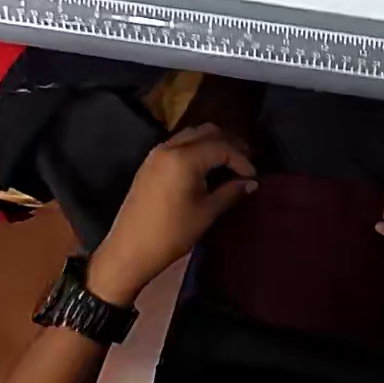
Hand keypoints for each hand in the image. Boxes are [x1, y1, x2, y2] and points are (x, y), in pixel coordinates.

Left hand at [88, 124, 256, 306]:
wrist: (129, 250)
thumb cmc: (172, 233)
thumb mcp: (207, 212)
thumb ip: (231, 192)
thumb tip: (252, 183)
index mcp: (184, 158)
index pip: (221, 147)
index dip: (242, 159)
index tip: (254, 176)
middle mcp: (169, 147)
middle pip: (207, 131)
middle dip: (229, 143)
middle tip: (245, 162)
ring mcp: (156, 153)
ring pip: (191, 134)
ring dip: (212, 143)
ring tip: (229, 162)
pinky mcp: (149, 163)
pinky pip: (179, 144)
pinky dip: (196, 148)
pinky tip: (206, 166)